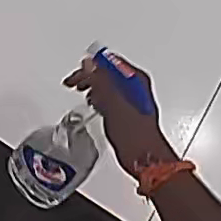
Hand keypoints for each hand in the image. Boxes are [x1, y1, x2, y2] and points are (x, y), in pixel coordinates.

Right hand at [64, 52, 177, 174]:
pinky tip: (94, 103)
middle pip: (108, 72)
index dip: (89, 67)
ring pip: (109, 83)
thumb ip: (100, 81)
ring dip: (93, 85)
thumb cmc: (136, 135)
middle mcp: (136, 87)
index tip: (76, 75)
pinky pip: (111, 95)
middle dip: (89, 76)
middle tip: (74, 82)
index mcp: (135, 81)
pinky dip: (99, 96)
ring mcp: (133, 99)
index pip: (109, 62)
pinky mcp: (129, 111)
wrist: (146, 158)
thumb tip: (89, 63)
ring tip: (81, 90)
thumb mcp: (112, 103)